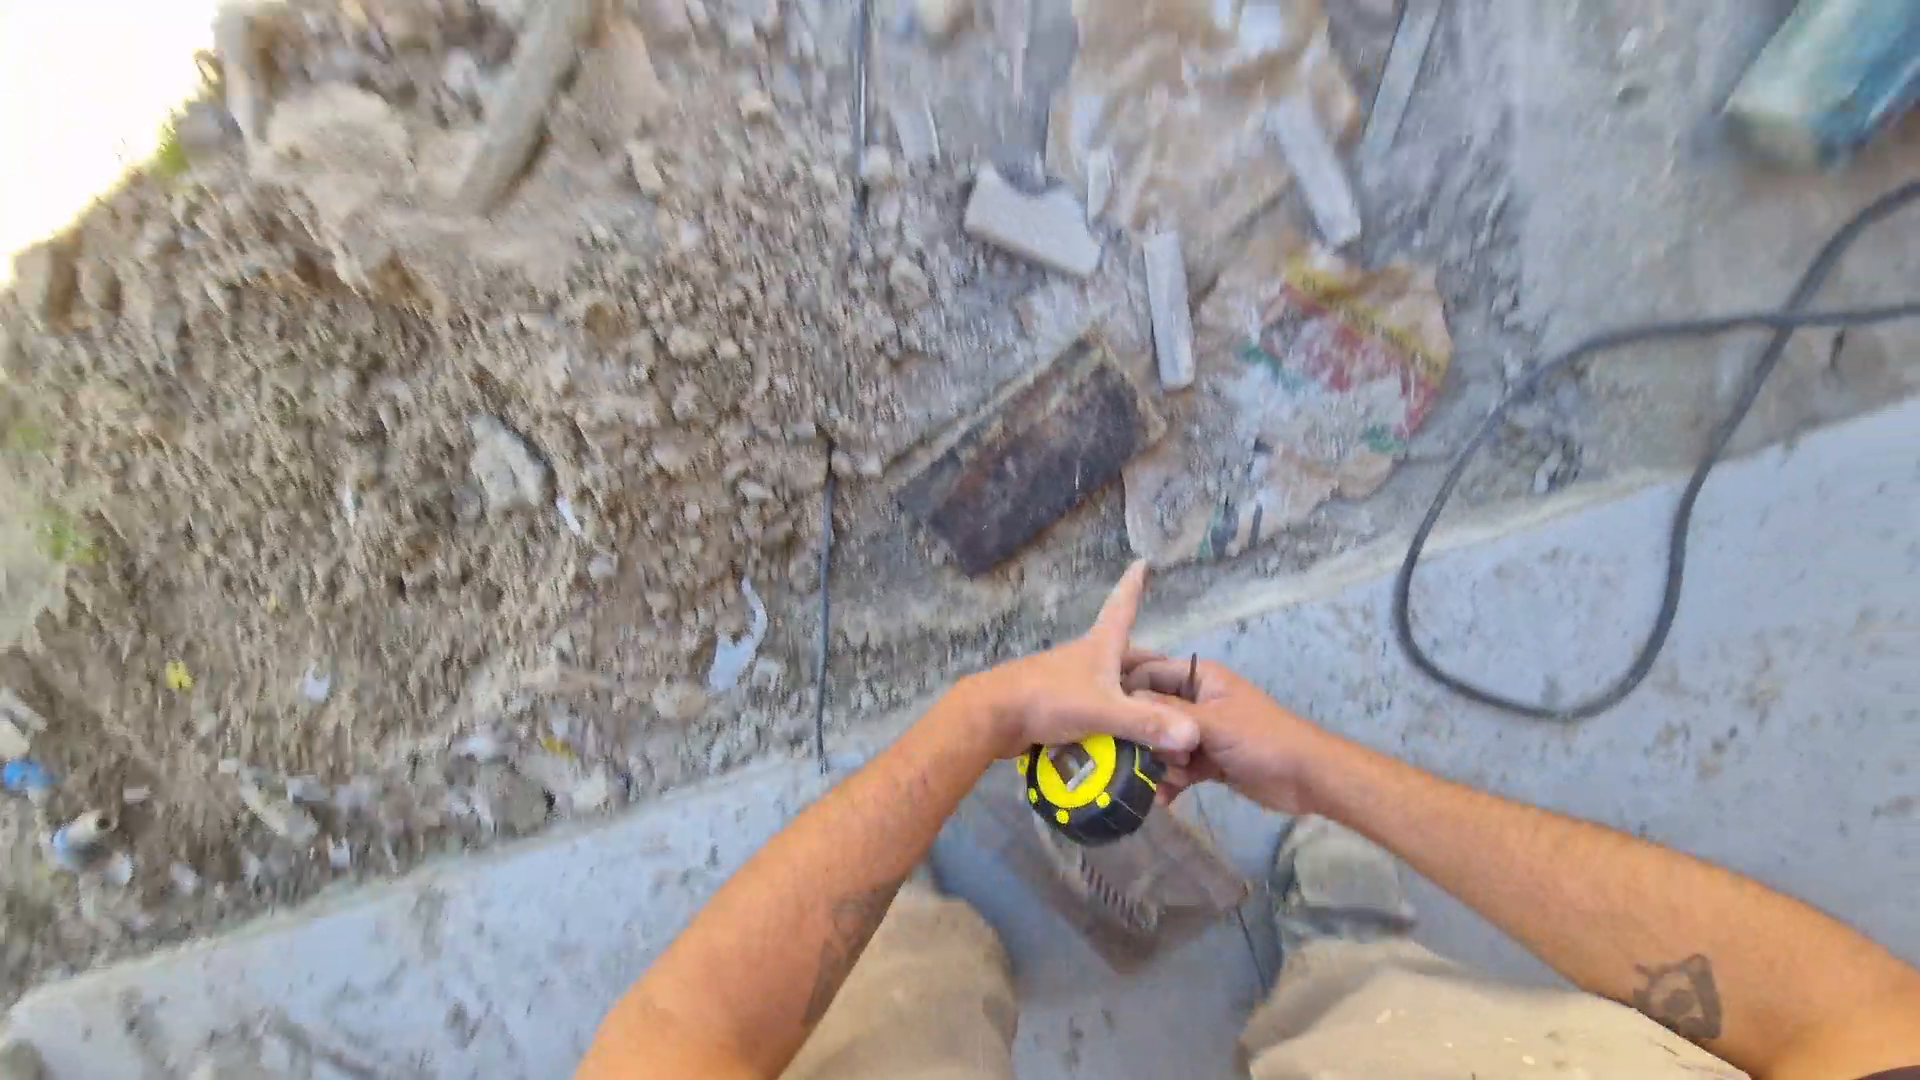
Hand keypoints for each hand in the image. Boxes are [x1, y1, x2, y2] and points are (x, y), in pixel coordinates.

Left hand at [952, 562, 1201, 760]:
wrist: (993, 717)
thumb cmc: (1047, 699)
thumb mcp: (1102, 710)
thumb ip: (1145, 722)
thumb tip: (1193, 735)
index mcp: (1098, 647)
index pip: (1122, 608)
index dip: (1133, 586)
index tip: (1142, 561)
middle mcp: (1084, 658)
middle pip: (1123, 654)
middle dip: (1147, 664)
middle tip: (1173, 679)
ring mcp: (1068, 681)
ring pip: (1108, 683)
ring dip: (1130, 694)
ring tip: (1155, 714)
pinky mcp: (1056, 705)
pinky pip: (1094, 708)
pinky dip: (1111, 718)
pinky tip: (1122, 738)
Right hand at [1122, 656, 1336, 813]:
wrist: (1306, 778)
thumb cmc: (1261, 738)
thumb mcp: (1211, 722)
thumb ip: (1167, 713)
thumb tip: (1125, 703)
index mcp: (1198, 678)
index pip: (1149, 673)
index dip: (1127, 689)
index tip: (1106, 714)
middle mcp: (1195, 701)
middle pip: (1152, 712)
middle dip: (1144, 737)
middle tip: (1139, 757)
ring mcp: (1201, 732)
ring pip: (1163, 743)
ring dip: (1158, 764)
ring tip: (1162, 782)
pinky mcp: (1207, 760)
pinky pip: (1178, 768)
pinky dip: (1171, 782)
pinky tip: (1164, 800)